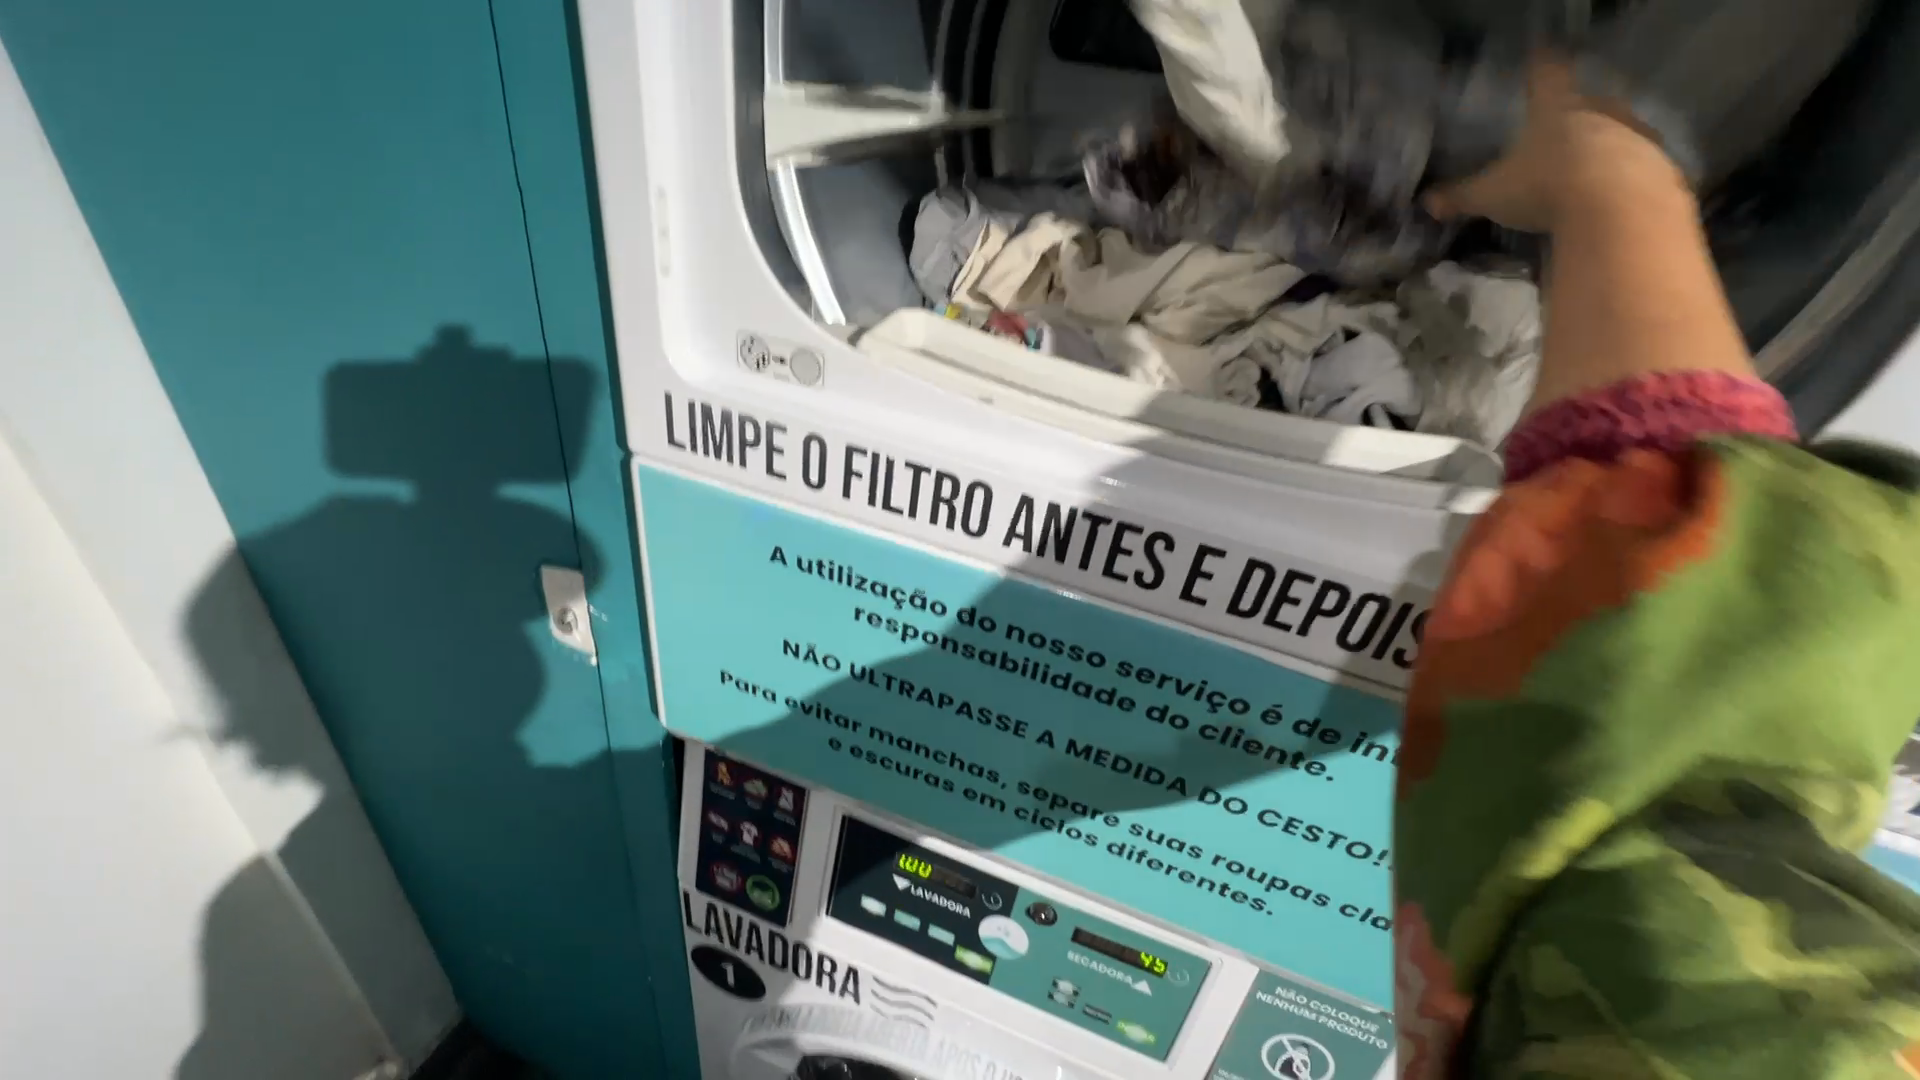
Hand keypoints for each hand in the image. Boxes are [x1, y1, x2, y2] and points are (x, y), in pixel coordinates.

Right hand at [1424, 57, 1688, 232]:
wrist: (1616, 205)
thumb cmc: (1544, 185)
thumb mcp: (1490, 195)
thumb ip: (1460, 197)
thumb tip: (1427, 202)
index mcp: (1555, 108)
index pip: (1546, 75)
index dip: (1540, 65)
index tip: (1540, 54)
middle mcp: (1598, 109)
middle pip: (1584, 102)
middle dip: (1572, 114)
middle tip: (1558, 129)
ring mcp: (1633, 131)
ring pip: (1613, 130)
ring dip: (1599, 144)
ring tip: (1581, 169)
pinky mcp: (1656, 161)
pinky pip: (1634, 162)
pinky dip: (1620, 173)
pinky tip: (1607, 193)